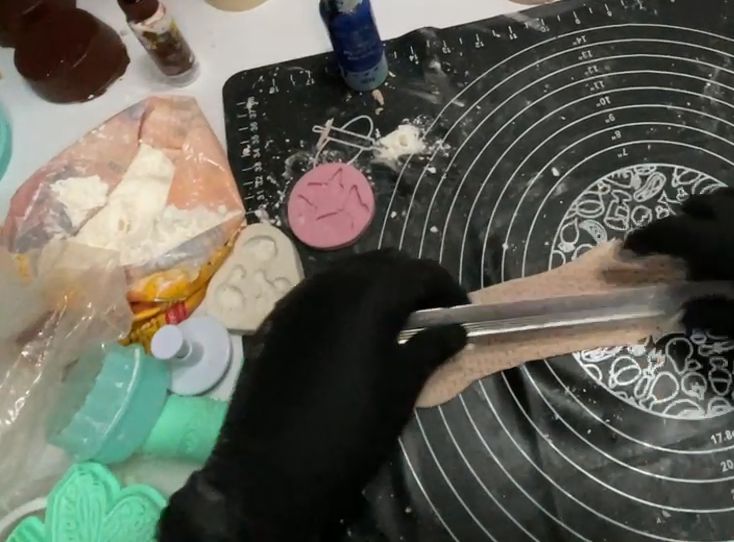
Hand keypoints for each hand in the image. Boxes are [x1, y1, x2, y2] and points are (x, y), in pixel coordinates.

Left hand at [159, 250, 466, 541]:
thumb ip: (432, 348)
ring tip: (393, 319)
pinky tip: (353, 329)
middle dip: (413, 281)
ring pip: (352, 270)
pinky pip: (323, 289)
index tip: (462, 310)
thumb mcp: (402, 387)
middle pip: (387, 263)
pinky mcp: (281, 313)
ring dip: (379, 285)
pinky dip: (347, 297)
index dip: (448, 287)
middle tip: (430, 312)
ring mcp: (303, 293)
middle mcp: (336, 280)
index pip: (422, 272)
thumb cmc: (350, 426)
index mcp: (372, 293)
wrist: (271, 470)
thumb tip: (456, 330)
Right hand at [627, 190, 733, 465]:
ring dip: (706, 216)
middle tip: (668, 260)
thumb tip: (686, 308)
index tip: (625, 250)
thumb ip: (726, 321)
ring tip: (706, 248)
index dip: (646, 240)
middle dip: (675, 229)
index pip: (679, 234)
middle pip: (699, 208)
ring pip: (729, 197)